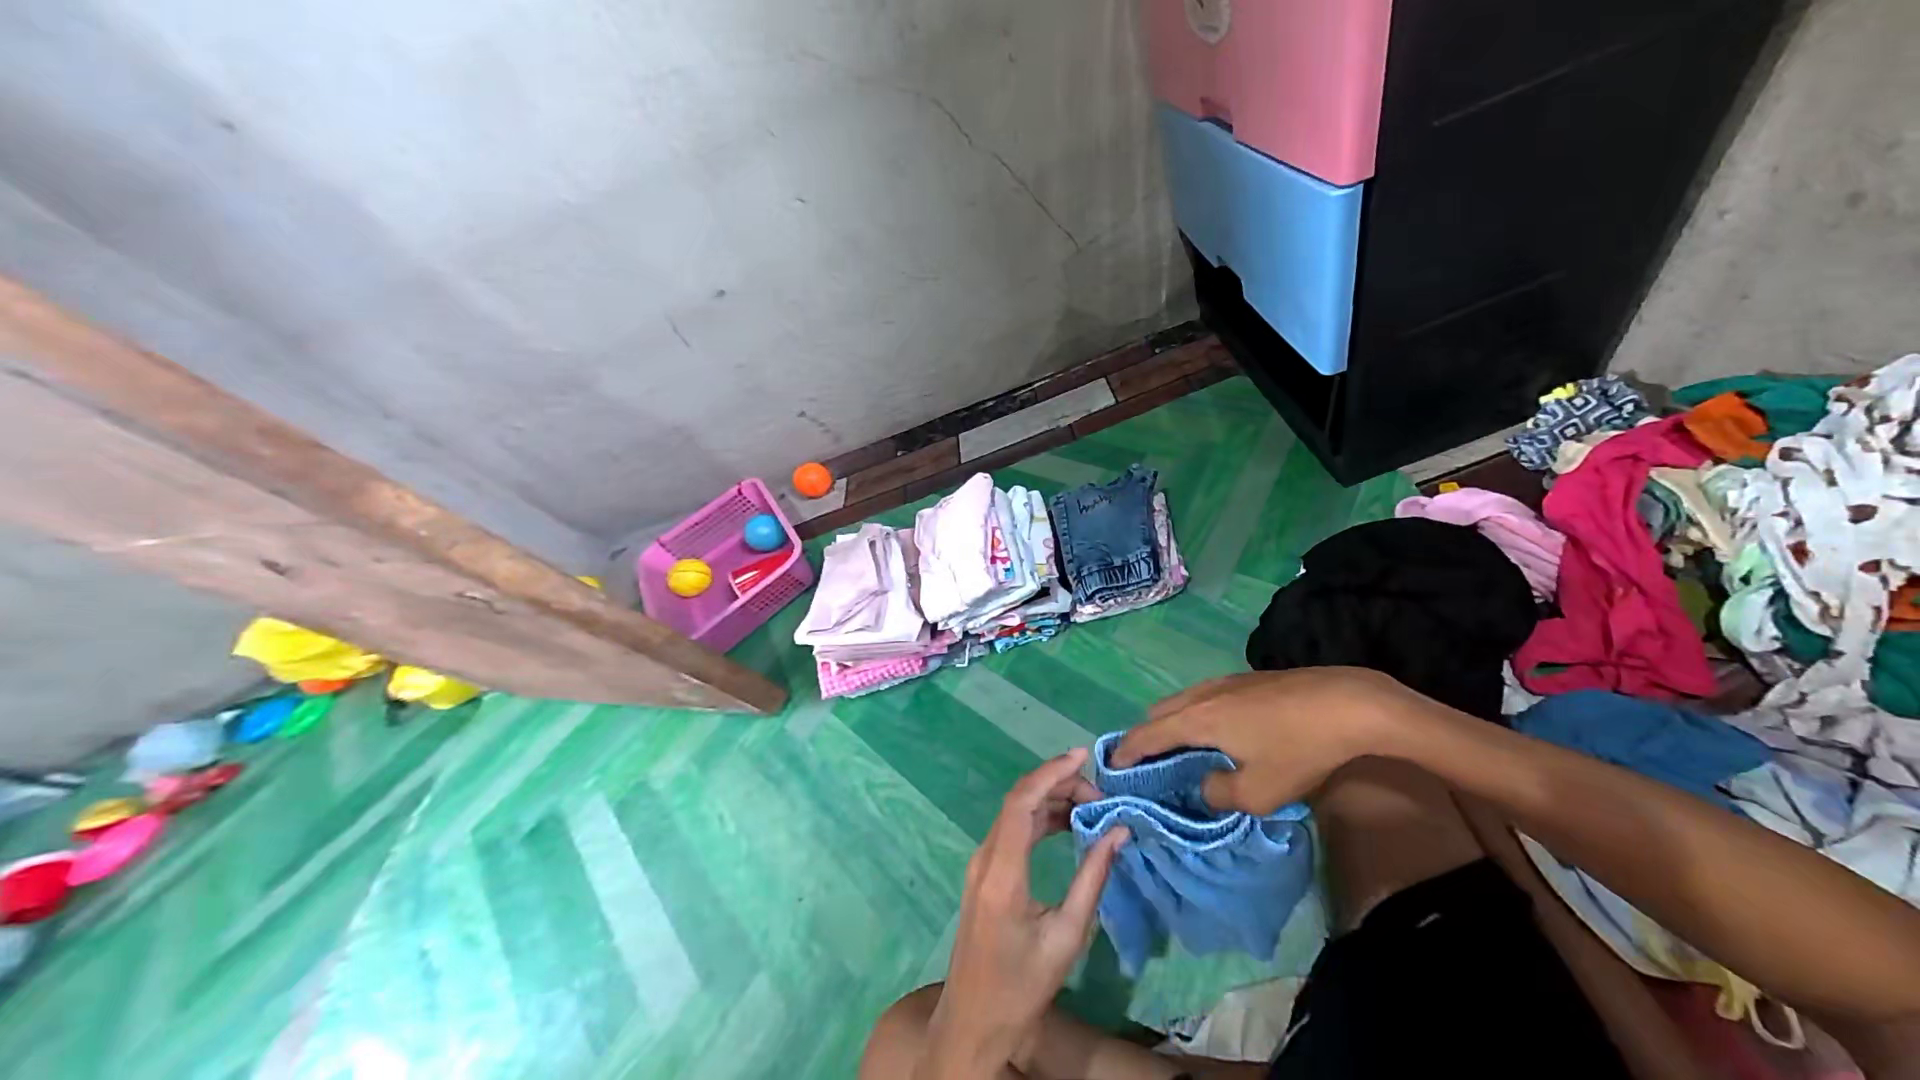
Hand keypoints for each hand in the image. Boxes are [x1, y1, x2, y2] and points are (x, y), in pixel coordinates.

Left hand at [919, 748, 1129, 1078]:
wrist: (973, 1020)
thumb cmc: (1022, 986)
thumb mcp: (1066, 936)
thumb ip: (1092, 879)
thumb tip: (1118, 832)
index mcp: (1001, 873)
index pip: (1021, 803)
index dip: (1051, 772)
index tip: (1083, 756)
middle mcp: (984, 858)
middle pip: (1019, 802)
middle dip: (1059, 785)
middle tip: (1100, 793)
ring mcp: (980, 864)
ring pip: (1015, 814)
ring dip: (1050, 801)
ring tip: (1091, 804)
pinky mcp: (984, 872)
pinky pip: (1012, 831)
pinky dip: (1039, 819)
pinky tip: (1067, 823)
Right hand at [1114, 667, 1418, 814]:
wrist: (1351, 704)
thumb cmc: (1300, 749)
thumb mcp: (1259, 792)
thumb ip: (1217, 794)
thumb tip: (1204, 785)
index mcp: (1195, 720)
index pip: (1145, 736)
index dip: (1125, 753)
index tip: (1112, 769)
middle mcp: (1201, 695)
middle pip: (1157, 713)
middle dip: (1146, 737)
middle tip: (1152, 766)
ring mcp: (1225, 681)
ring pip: (1182, 702)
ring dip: (1173, 725)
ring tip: (1186, 751)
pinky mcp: (1247, 679)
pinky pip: (1205, 697)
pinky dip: (1197, 716)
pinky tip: (1224, 734)